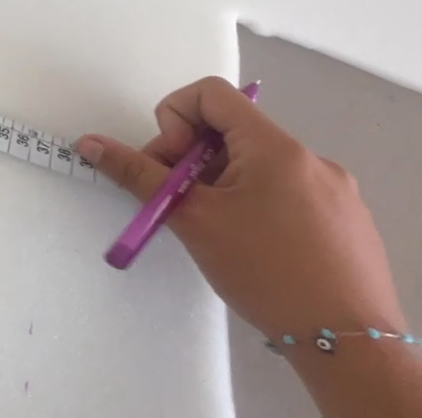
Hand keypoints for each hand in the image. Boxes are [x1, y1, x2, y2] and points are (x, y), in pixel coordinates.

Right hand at [77, 78, 404, 339]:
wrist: (351, 345)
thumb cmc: (266, 269)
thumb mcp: (190, 216)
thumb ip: (136, 173)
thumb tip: (89, 143)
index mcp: (278, 150)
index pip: (212, 94)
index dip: (175, 116)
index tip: (170, 161)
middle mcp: (311, 161)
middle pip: (229, 130)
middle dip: (187, 155)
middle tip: (176, 197)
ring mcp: (334, 191)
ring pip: (252, 162)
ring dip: (214, 179)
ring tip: (210, 223)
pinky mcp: (343, 219)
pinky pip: (280, 187)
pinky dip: (247, 199)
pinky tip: (247, 240)